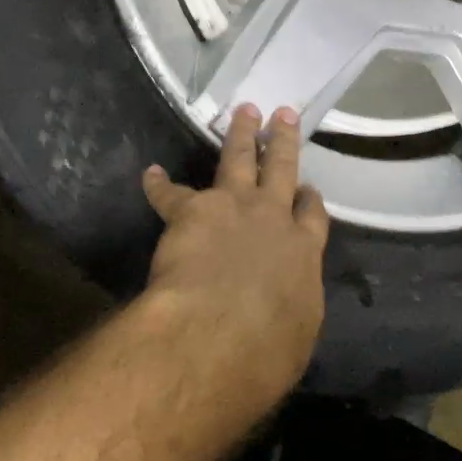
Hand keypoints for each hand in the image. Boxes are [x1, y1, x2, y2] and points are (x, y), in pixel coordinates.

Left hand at [142, 104, 330, 381]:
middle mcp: (271, 219)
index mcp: (302, 254)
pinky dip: (158, 183)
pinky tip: (150, 173)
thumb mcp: (295, 337)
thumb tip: (285, 314)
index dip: (308, 200)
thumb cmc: (265, 349)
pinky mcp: (191, 210)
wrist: (218, 331)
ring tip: (243, 111)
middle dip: (282, 141)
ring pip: (238, 159)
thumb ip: (291, 314)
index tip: (308, 188)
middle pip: (281, 169)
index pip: (311, 217)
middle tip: (282, 114)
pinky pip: (170, 192)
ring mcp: (232, 208)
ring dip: (239, 134)